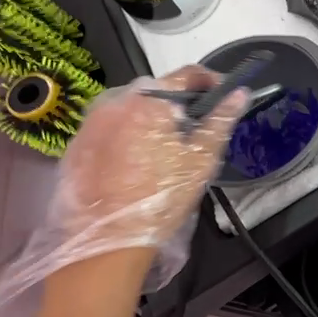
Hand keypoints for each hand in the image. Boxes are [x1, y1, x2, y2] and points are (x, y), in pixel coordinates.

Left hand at [55, 65, 249, 252]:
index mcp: (150, 101)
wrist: (106, 243)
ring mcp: (91, 122)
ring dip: (151, 117)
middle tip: (193, 129)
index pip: (186, 73)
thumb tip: (240, 92)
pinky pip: (109, 125)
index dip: (209, 81)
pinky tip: (135, 160)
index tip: (221, 96)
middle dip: (178, 103)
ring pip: (131, 106)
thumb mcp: (201, 159)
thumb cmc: (162, 197)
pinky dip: (126, 132)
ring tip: (163, 146)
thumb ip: (221, 120)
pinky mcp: (76, 143)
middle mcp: (116, 102)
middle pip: (157, 89)